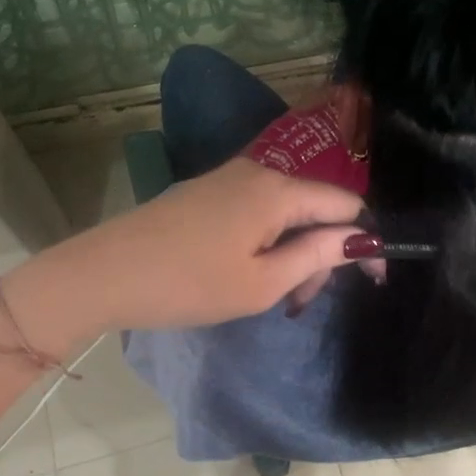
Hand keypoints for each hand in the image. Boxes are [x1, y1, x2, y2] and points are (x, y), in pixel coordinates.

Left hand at [35, 158, 366, 332]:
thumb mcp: (263, 281)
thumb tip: (363, 239)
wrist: (105, 274)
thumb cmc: (190, 284)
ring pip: (286, 213)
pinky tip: (250, 275)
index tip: (371, 282)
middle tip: (301, 303)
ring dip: (294, 254)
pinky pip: (258, 212)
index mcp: (279, 190)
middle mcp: (259, 172)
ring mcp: (228, 179)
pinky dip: (268, 244)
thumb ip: (318, 256)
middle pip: (316, 208)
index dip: (365, 241)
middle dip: (323, 254)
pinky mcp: (206, 193)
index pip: (347, 205)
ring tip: (277, 297)